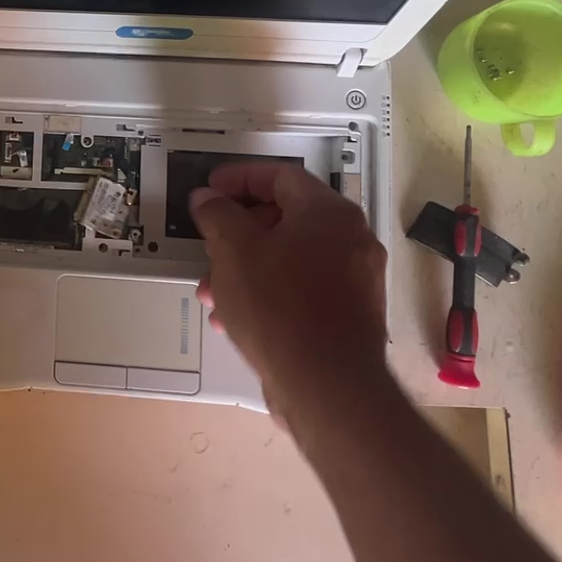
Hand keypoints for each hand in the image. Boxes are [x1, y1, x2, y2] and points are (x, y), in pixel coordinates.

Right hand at [189, 162, 390, 423]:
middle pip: (284, 217)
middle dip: (237, 230)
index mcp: (329, 214)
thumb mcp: (233, 250)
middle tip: (207, 243)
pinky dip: (266, 290)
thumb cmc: (278, 307)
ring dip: (245, 265)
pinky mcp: (348, 313)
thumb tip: (208, 198)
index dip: (238, 178)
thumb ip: (217, 215)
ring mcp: (354, 279)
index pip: (280, 176)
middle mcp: (351, 240)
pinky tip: (235, 316)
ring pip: (288, 256)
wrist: (327, 385)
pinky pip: (299, 287)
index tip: (209, 189)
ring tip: (212, 290)